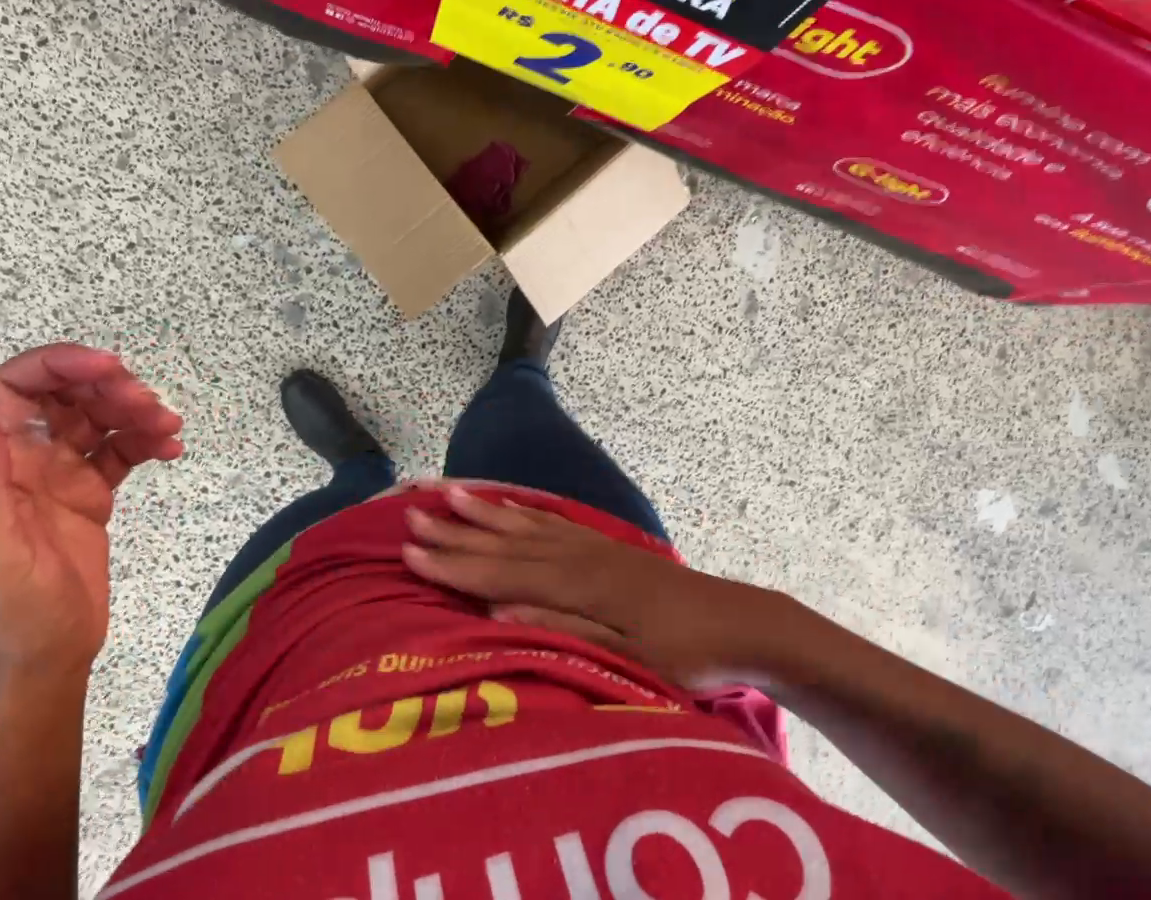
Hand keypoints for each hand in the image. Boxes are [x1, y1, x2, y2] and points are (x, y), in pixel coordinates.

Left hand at [0, 344, 183, 678]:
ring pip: (98, 418)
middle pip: (66, 395)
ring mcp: (58, 475)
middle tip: (150, 405)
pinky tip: (171, 450)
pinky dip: (146, 442)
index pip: (18, 386)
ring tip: (169, 427)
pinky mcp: (89, 494)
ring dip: (135, 412)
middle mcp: (22, 458)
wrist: (46, 662)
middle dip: (109, 388)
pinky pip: (120, 451)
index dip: (60, 364)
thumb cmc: (13, 611)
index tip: (111, 367)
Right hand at [403, 487, 773, 687]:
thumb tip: (495, 614)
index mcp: (577, 586)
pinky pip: (552, 521)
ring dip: (482, 513)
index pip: (499, 574)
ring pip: (524, 525)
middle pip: (503, 543)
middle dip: (453, 533)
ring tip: (446, 494)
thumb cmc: (686, 653)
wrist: (743, 621)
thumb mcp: (627, 656)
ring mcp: (592, 547)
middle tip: (409, 517)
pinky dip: (523, 512)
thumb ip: (560, 627)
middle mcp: (577, 557)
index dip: (451, 565)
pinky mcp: (606, 546)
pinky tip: (507, 505)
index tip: (408, 553)